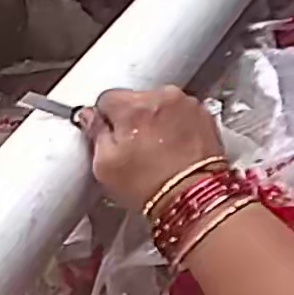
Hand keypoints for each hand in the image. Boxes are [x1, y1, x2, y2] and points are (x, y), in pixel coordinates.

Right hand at [81, 86, 226, 213]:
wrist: (193, 197)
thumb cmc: (150, 185)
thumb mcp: (105, 166)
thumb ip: (94, 134)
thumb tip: (89, 117)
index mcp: (132, 106)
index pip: (106, 99)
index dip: (105, 121)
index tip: (109, 139)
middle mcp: (161, 97)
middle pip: (135, 99)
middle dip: (132, 120)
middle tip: (133, 152)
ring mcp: (186, 104)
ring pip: (159, 106)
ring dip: (155, 122)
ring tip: (156, 153)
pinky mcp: (204, 116)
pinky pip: (181, 114)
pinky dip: (176, 127)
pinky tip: (173, 151)